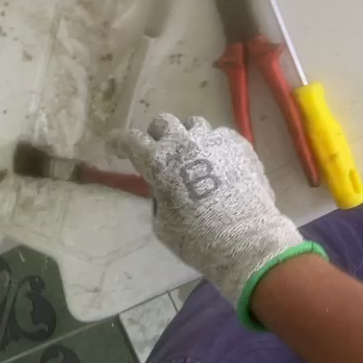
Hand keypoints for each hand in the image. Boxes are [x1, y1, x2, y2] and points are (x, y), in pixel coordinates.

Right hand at [116, 114, 321, 326]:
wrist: (246, 239)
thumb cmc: (198, 239)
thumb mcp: (163, 224)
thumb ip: (159, 197)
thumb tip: (164, 187)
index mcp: (159, 162)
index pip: (132, 141)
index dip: (121, 142)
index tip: (116, 145)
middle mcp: (184, 142)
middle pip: (163, 122)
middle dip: (158, 135)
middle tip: (161, 152)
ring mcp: (213, 139)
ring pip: (193, 125)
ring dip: (188, 138)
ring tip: (195, 158)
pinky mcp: (237, 142)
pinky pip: (220, 137)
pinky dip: (214, 149)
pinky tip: (220, 168)